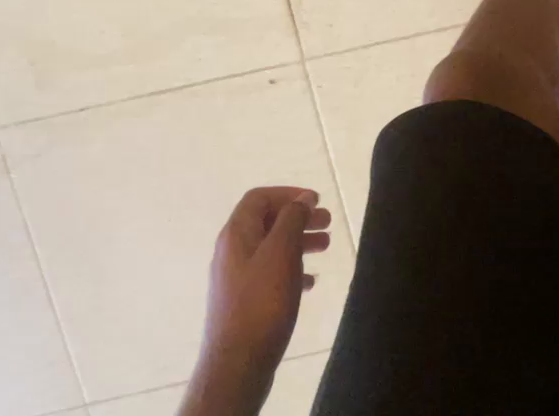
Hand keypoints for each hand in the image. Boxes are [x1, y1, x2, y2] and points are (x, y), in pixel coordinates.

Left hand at [181, 187, 331, 415]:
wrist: (237, 364)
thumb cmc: (262, 302)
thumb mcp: (281, 252)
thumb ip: (291, 219)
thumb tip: (301, 199)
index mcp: (236, 234)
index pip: (259, 198)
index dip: (288, 194)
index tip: (316, 202)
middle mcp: (231, 252)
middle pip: (267, 221)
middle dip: (298, 218)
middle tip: (327, 223)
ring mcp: (236, 278)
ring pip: (271, 247)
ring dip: (298, 242)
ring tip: (325, 247)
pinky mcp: (244, 302)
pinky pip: (270, 273)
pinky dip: (292, 268)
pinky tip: (310, 281)